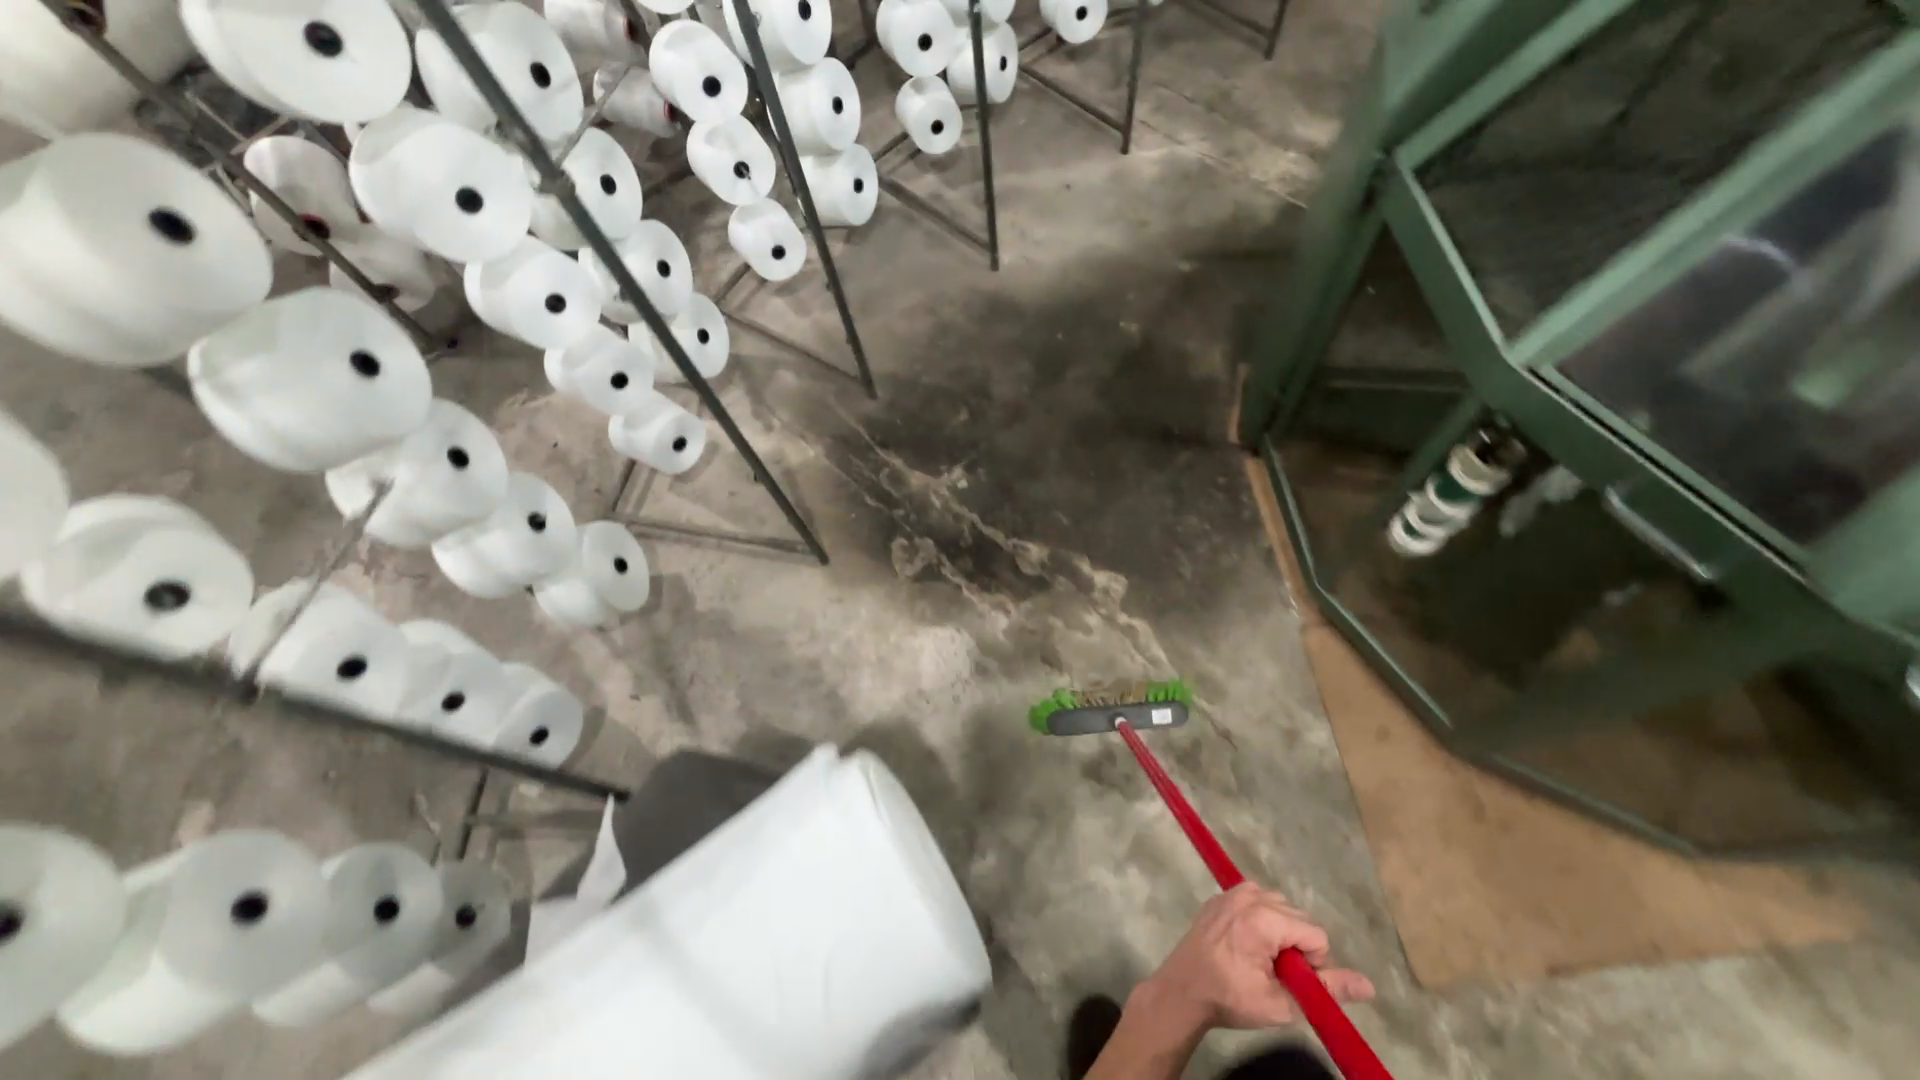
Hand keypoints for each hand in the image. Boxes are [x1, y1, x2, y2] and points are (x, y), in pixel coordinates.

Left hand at [1135, 882, 1374, 1031]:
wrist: (1182, 991)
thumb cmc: (1230, 999)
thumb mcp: (1282, 1003)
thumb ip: (1327, 990)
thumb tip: (1370, 986)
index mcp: (1263, 918)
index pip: (1315, 934)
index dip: (1312, 963)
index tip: (1290, 980)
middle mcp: (1249, 895)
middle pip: (1298, 917)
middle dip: (1296, 946)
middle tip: (1274, 972)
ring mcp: (1232, 892)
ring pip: (1280, 907)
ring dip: (1280, 931)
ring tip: (1259, 959)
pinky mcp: (1220, 896)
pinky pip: (1257, 901)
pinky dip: (1261, 919)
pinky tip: (1245, 943)